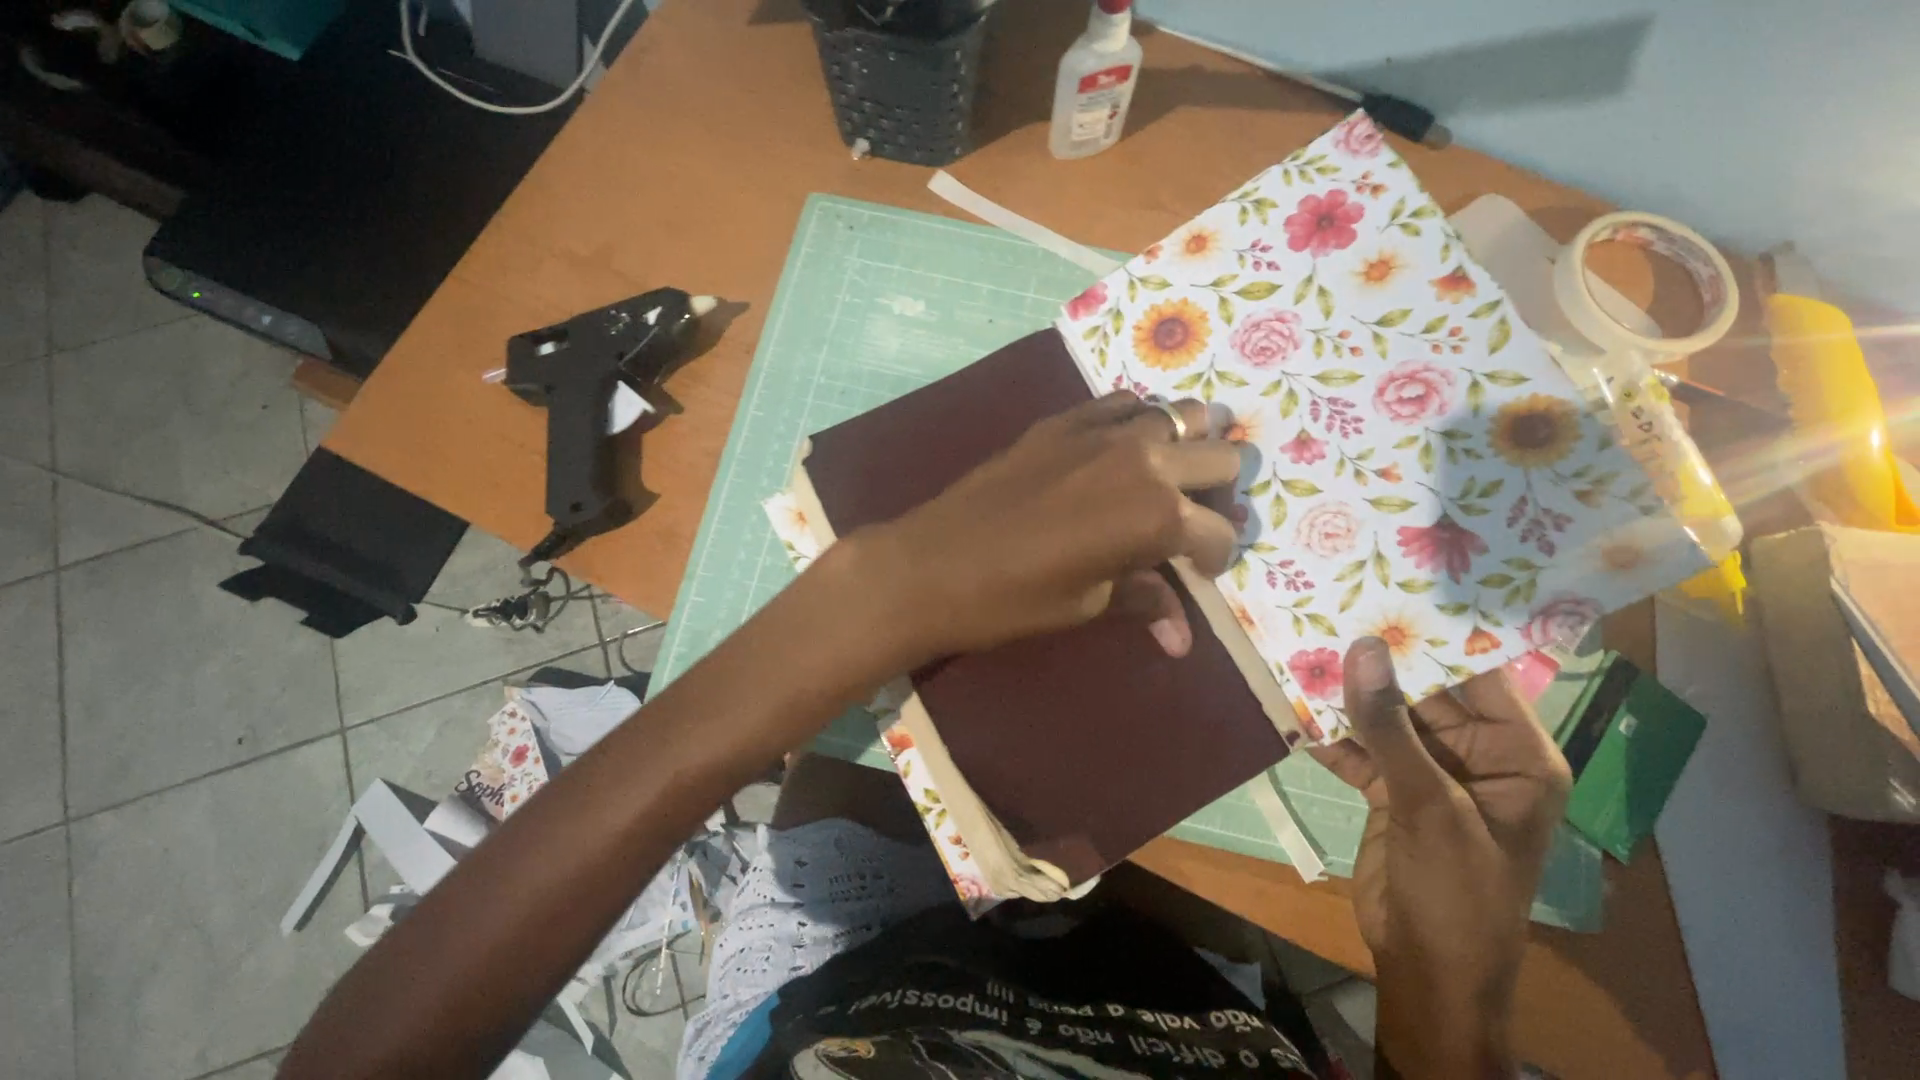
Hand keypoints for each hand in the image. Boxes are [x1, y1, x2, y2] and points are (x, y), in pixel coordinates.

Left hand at [843, 392, 1239, 663]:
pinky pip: (1122, 404)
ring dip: (1187, 445)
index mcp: (1157, 515)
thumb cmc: (1012, 599)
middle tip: (1193, 520)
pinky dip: (1137, 422)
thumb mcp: (1088, 605)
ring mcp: (1102, 432)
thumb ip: (1145, 602)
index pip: (1218, 532)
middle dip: (1218, 491)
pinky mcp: (1062, 421)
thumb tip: (1182, 639)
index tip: (1200, 573)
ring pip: (1178, 416)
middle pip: (1218, 458)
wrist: (931, 564)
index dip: (1216, 558)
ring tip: (1170, 477)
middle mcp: (1143, 461)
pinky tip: (1122, 449)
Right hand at [1309, 639, 1571, 1076]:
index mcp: (1517, 753)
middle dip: (1378, 659)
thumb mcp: (1427, 805)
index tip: (1389, 585)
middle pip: (1425, 690)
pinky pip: (1362, 747)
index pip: (1481, 674)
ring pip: (1386, 717)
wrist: (1429, 970)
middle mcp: (1478, 753)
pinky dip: (1331, 733)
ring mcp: (1431, 772)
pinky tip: (1292, 705)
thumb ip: (1389, 726)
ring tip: (1299, 645)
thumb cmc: (1458, 891)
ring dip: (1346, 694)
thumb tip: (1361, 646)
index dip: (1438, 633)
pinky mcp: (1393, 790)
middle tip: (1328, 606)